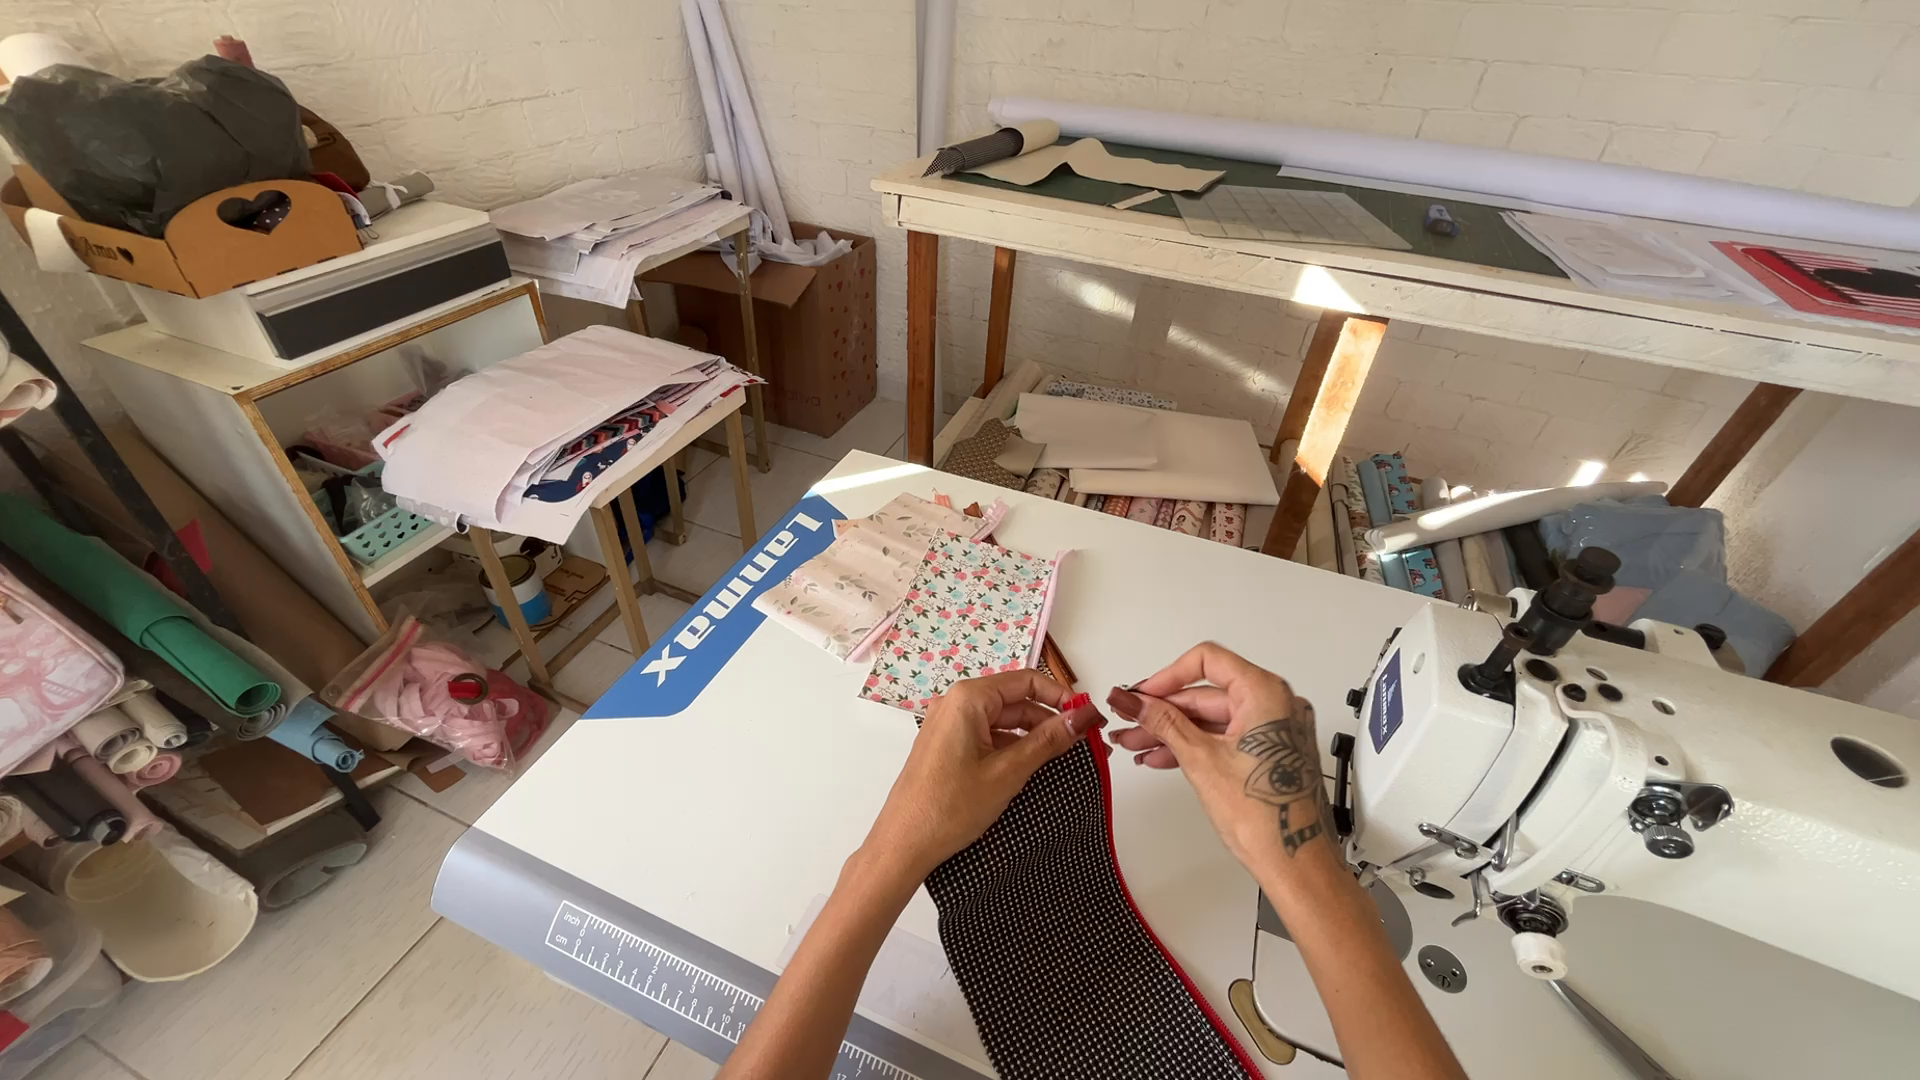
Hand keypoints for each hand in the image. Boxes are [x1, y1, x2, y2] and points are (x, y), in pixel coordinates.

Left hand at [862, 671, 1102, 880]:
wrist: (904, 844)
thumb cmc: (952, 806)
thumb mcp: (1008, 772)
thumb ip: (1048, 740)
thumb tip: (1085, 715)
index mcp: (969, 698)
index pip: (1027, 681)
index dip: (1062, 697)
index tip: (1088, 718)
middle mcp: (957, 703)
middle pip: (1016, 700)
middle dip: (1050, 719)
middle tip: (1084, 744)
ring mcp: (950, 724)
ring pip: (1003, 720)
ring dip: (1034, 736)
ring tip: (1065, 758)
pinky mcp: (948, 745)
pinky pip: (988, 736)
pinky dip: (1012, 747)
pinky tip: (1033, 768)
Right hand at [1107, 643, 1335, 878]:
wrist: (1296, 866)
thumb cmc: (1266, 816)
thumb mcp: (1200, 758)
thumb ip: (1162, 722)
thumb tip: (1132, 700)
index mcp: (1266, 693)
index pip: (1207, 661)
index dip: (1166, 676)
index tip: (1141, 695)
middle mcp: (1275, 704)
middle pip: (1205, 693)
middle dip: (1161, 711)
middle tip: (1129, 720)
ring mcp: (1274, 730)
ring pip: (1209, 719)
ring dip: (1170, 731)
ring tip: (1135, 744)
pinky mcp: (1269, 753)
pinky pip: (1222, 737)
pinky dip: (1192, 745)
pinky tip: (1159, 757)